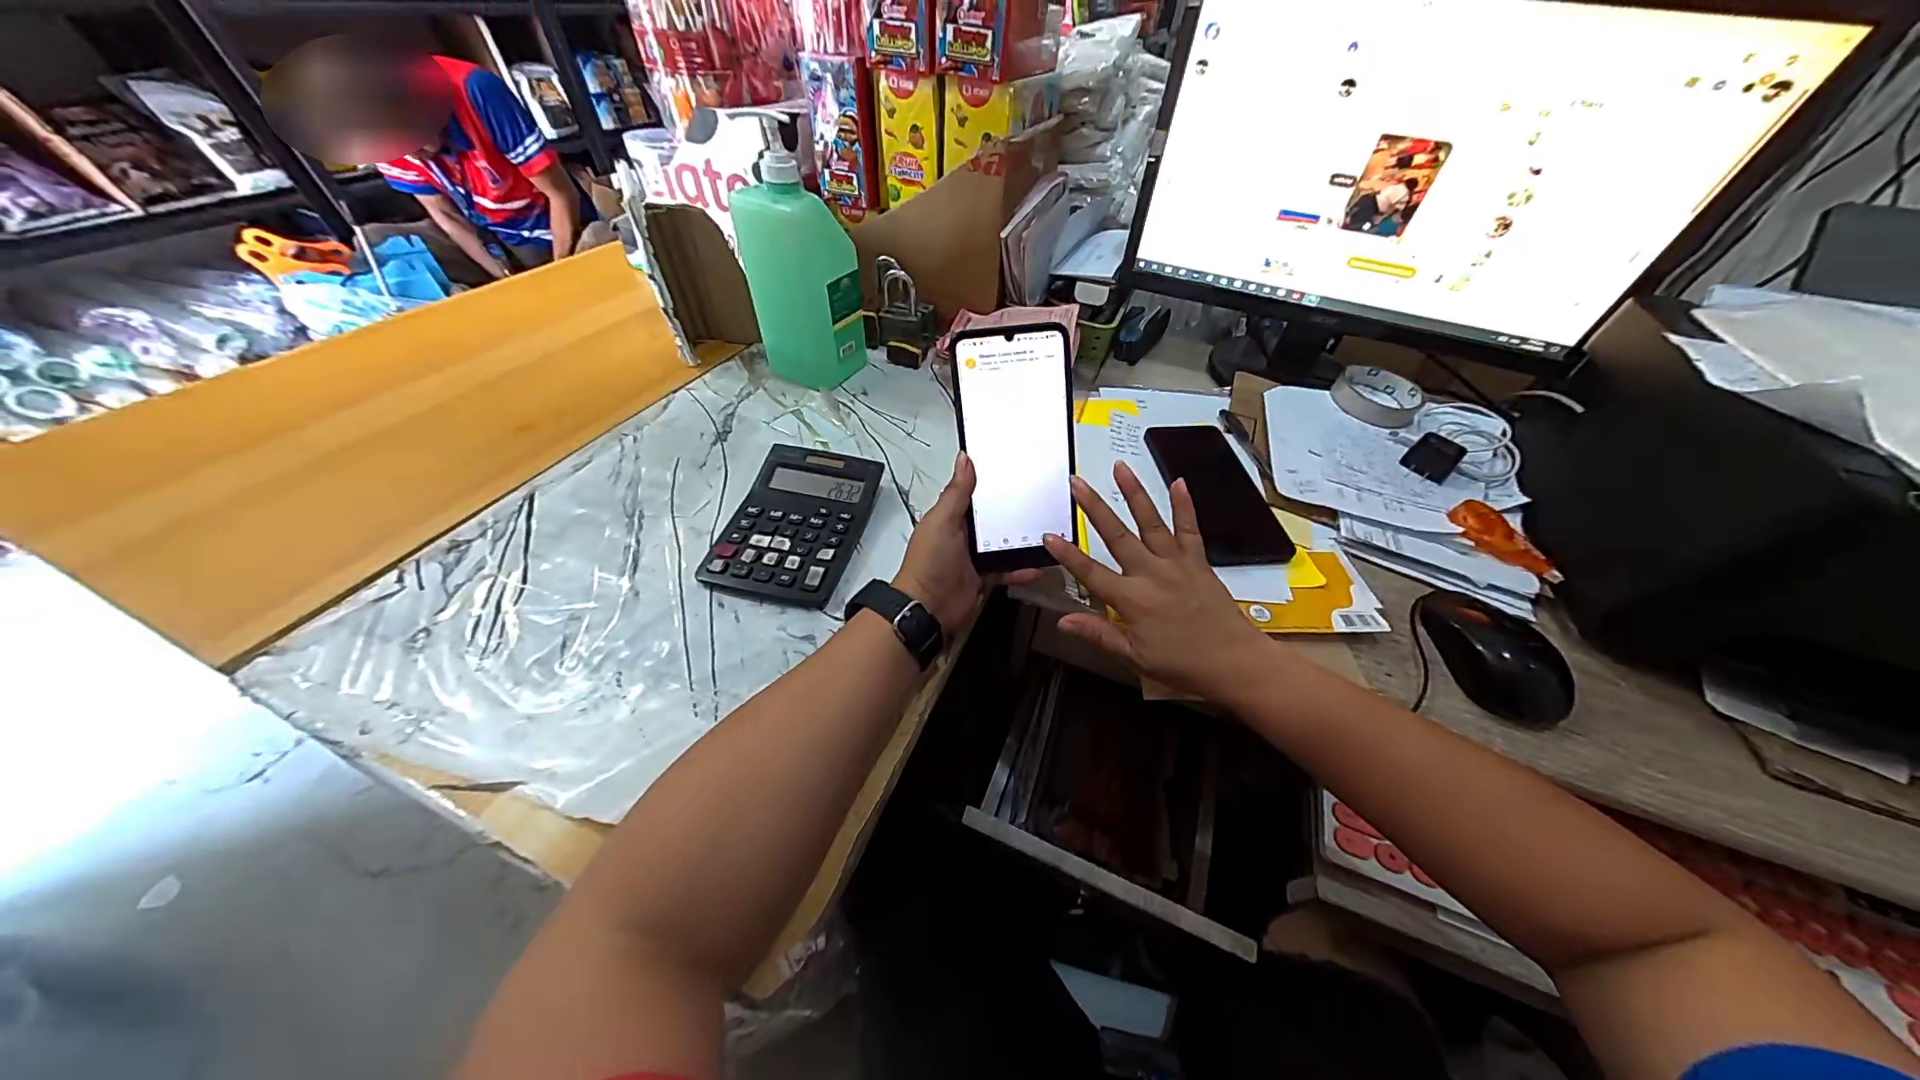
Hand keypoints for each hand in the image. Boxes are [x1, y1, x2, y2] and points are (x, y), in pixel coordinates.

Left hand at [892, 452, 1036, 635]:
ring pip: (1003, 544)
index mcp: (950, 517)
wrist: (930, 610)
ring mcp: (974, 558)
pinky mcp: (984, 577)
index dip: (991, 483)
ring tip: (1042, 531)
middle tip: (1037, 500)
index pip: (973, 494)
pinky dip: (1021, 568)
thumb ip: (956, 493)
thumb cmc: (928, 565)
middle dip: (1012, 512)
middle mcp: (963, 535)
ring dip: (1020, 540)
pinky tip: (1036, 564)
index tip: (1013, 472)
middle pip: (993, 519)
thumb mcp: (942, 522)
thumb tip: (964, 460)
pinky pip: (1008, 569)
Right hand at [1042, 462, 1276, 701]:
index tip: (1049, 536)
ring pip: (1150, 522)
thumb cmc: (1183, 664)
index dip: (1067, 555)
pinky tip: (1179, 482)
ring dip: (1134, 493)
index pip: (1091, 573)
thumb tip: (1064, 621)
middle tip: (1077, 483)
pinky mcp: (1198, 562)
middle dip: (1094, 507)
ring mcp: (1177, 564)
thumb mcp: (1134, 657)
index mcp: (1132, 600)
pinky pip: (1190, 528)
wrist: (1235, 662)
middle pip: (1116, 535)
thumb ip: (1098, 634)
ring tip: (1121, 467)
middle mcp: (1152, 574)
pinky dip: (1185, 505)